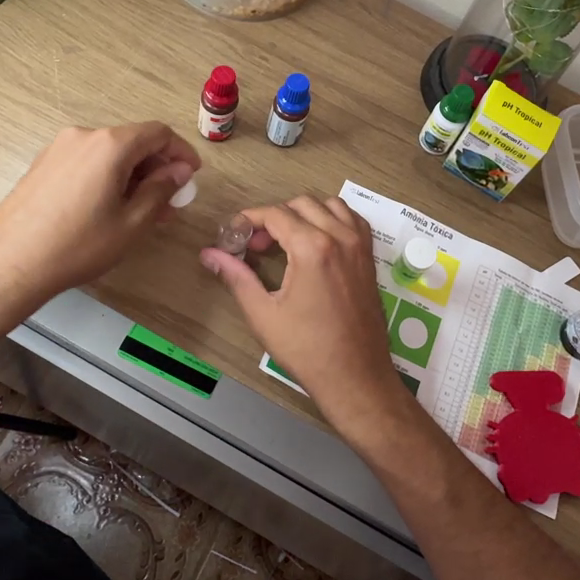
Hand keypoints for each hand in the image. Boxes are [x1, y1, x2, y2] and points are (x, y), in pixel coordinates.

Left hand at [0, 123, 199, 327]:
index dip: (181, 152)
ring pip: (109, 153)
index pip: (159, 133)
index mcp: (110, 145)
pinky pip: (87, 162)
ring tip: (141, 211)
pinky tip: (109, 208)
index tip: (192, 176)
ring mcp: (59, 149)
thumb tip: (179, 171)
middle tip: (169, 201)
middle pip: (133, 141)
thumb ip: (160, 190)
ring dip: (132, 175)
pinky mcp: (43, 165)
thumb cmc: (77, 246)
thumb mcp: (132, 223)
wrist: (8, 265)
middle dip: (156, 167)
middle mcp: (84, 136)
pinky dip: (107, 177)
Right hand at [200, 197, 406, 424]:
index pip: (276, 214)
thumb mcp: (263, 314)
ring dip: (305, 213)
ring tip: (287, 240)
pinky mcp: (369, 256)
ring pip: (329, 205)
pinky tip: (317, 241)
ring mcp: (359, 245)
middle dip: (275, 217)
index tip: (235, 233)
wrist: (355, 375)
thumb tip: (209, 254)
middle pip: (301, 204)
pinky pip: (351, 219)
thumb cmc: (307, 349)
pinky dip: (332, 219)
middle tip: (258, 245)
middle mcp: (340, 237)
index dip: (250, 219)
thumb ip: (236, 276)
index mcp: (312, 248)